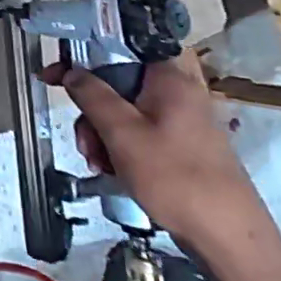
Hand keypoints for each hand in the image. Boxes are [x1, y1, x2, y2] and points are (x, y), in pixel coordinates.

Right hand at [43, 52, 247, 241]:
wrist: (226, 234)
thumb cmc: (174, 176)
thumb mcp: (123, 134)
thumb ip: (93, 97)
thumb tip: (72, 71)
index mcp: (168, 75)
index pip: (120, 47)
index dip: (84, 56)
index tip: (53, 76)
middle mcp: (176, 89)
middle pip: (118, 82)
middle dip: (93, 111)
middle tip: (85, 141)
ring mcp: (180, 118)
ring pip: (126, 110)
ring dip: (103, 134)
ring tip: (99, 164)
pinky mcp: (180, 143)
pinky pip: (140, 132)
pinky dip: (121, 147)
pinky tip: (114, 172)